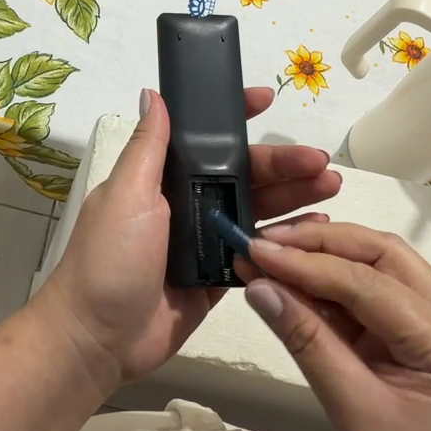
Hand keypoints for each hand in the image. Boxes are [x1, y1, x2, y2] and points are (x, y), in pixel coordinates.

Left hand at [35, 88, 341, 387]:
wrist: (98, 337)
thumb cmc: (110, 256)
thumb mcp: (128, 192)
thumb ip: (149, 146)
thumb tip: (153, 93)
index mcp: (161, 176)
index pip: (205, 138)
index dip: (234, 118)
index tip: (266, 99)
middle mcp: (185, 201)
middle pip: (242, 174)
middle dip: (281, 164)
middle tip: (321, 161)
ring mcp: (204, 239)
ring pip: (257, 210)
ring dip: (292, 197)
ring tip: (331, 188)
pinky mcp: (219, 277)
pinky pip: (259, 253)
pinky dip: (288, 241)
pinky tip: (318, 229)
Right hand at [241, 221, 430, 430]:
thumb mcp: (357, 415)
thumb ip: (308, 342)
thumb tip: (258, 285)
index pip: (370, 282)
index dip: (307, 262)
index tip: (254, 248)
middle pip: (382, 258)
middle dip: (321, 244)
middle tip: (265, 242)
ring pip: (376, 274)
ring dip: (323, 262)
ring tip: (270, 258)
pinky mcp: (410, 351)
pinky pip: (367, 306)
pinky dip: (328, 293)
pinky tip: (291, 289)